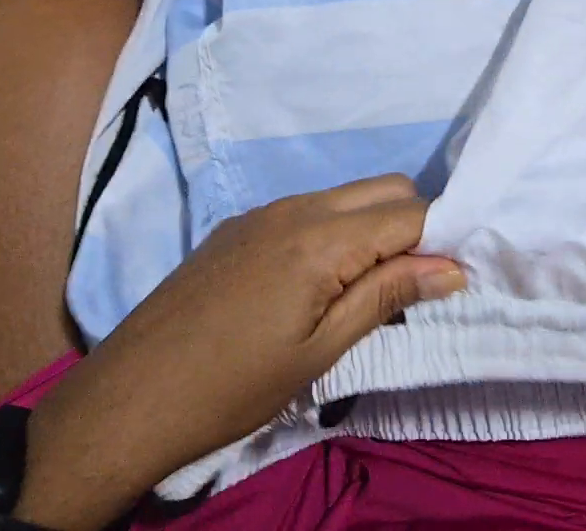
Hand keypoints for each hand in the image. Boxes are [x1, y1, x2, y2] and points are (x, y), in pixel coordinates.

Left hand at [14, 174, 463, 529]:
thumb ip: (387, 296)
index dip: (442, 237)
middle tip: (416, 282)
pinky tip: (323, 278)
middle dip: (415, 222)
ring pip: (347, 195)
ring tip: (372, 285)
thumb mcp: (320, 351)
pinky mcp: (242, 224)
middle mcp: (296, 206)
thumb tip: (455, 267)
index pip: (409, 212)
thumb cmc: (233, 386)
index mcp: (321, 238)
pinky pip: (310, 208)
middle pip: (383, 188)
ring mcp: (264, 211)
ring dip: (375, 225)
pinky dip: (337, 229)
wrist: (129, 397)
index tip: (456, 273)